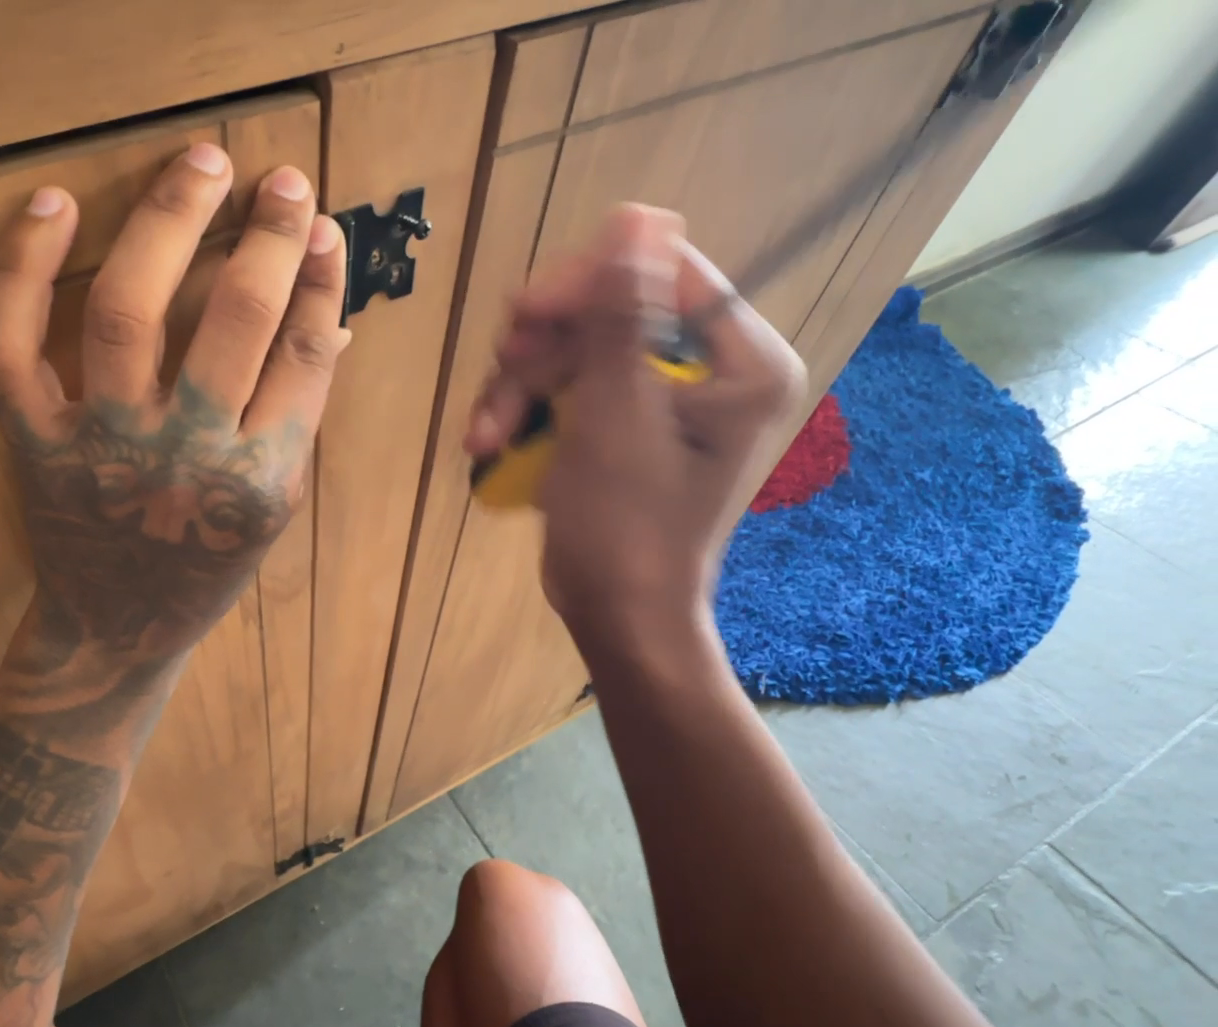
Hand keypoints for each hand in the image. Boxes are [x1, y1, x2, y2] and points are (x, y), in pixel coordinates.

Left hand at [0, 143, 349, 662]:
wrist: (116, 629)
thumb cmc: (204, 569)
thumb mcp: (275, 509)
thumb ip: (300, 416)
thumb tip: (331, 321)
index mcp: (259, 482)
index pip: (303, 354)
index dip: (319, 279)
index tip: (321, 227)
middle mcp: (184, 459)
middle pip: (232, 322)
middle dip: (265, 238)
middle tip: (280, 182)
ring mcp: (101, 449)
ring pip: (127, 313)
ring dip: (167, 223)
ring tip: (201, 163)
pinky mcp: (32, 443)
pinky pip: (8, 346)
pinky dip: (19, 269)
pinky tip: (54, 204)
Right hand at [463, 204, 805, 650]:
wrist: (617, 615)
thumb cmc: (628, 524)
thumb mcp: (617, 413)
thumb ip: (622, 314)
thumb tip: (636, 215)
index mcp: (738, 363)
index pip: (667, 275)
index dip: (591, 282)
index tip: (528, 310)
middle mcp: (705, 373)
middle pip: (610, 313)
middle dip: (544, 349)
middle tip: (502, 369)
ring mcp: (655, 402)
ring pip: (573, 354)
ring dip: (519, 389)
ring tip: (485, 435)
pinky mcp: (615, 427)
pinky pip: (564, 391)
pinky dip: (523, 414)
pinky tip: (489, 444)